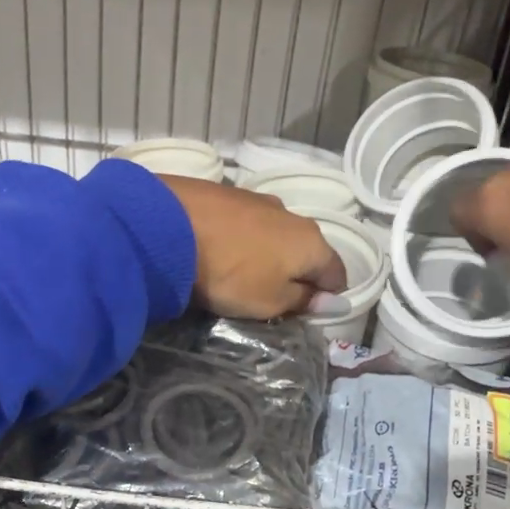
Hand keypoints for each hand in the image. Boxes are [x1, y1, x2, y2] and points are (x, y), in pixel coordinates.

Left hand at [157, 174, 347, 318]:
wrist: (172, 225)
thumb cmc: (231, 273)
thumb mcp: (270, 302)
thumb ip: (302, 301)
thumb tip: (333, 302)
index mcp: (312, 243)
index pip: (337, 275)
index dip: (327, 298)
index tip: (303, 314)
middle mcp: (293, 216)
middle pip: (306, 252)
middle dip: (296, 275)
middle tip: (270, 299)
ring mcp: (260, 201)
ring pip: (276, 235)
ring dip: (268, 256)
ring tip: (242, 275)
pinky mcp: (228, 194)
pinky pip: (247, 224)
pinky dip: (243, 240)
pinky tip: (222, 252)